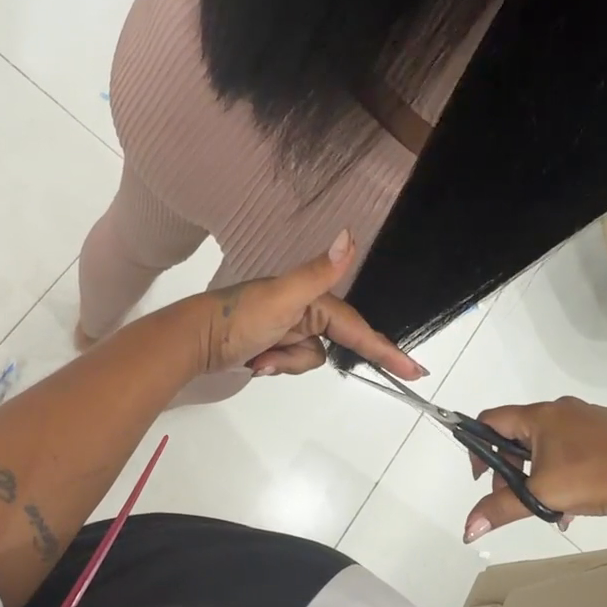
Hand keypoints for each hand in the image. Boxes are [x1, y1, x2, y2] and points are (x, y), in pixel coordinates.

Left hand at [184, 231, 425, 380]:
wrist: (192, 341)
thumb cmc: (237, 320)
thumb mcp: (282, 297)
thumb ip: (318, 274)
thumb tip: (349, 235)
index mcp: (310, 296)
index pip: (356, 326)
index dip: (384, 348)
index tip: (414, 370)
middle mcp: (302, 309)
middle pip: (329, 345)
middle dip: (302, 358)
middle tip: (274, 360)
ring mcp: (285, 329)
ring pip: (309, 358)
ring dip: (285, 364)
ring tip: (258, 359)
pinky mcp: (270, 346)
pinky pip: (289, 363)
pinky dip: (274, 367)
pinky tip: (253, 363)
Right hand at [462, 397, 606, 540]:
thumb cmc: (594, 481)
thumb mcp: (541, 496)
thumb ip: (500, 509)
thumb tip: (467, 531)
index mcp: (541, 416)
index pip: (491, 420)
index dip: (478, 447)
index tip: (484, 477)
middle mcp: (566, 408)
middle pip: (522, 433)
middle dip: (513, 467)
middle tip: (518, 495)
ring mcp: (596, 416)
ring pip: (553, 442)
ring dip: (542, 471)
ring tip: (554, 505)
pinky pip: (581, 444)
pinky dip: (571, 467)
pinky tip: (584, 497)